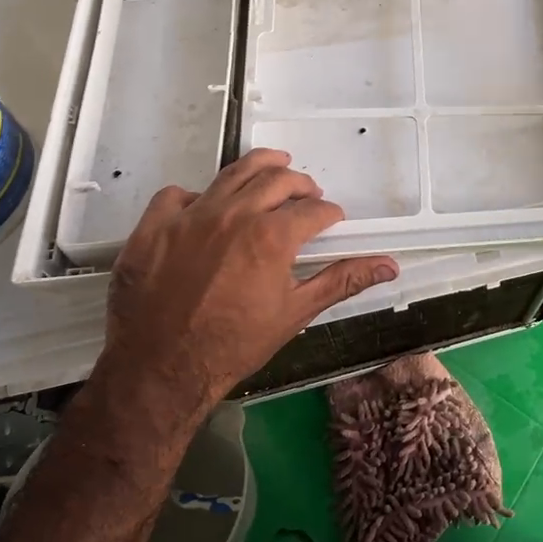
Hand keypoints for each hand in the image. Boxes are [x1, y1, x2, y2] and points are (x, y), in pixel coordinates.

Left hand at [100, 148, 398, 406]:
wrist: (157, 374)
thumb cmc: (233, 346)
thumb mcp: (295, 313)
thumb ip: (342, 280)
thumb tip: (389, 265)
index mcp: (272, 236)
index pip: (314, 209)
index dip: (329, 213)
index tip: (331, 221)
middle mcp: (233, 215)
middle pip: (277, 179)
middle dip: (300, 184)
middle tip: (307, 195)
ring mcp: (189, 218)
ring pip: (232, 173)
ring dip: (260, 167)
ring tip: (273, 167)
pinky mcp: (153, 228)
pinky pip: (177, 194)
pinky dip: (196, 196)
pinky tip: (205, 208)